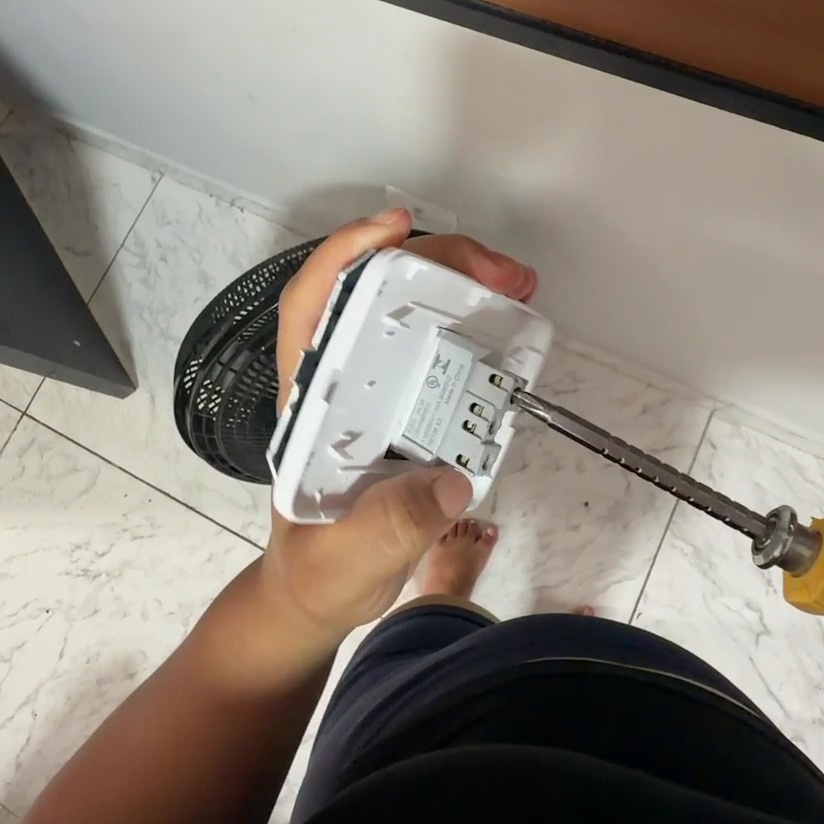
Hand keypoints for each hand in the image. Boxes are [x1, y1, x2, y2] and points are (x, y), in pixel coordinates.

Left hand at [258, 208, 537, 639]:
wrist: (320, 595)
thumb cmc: (316, 572)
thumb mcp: (345, 557)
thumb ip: (388, 525)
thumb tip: (447, 477)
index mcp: (310, 403)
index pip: (312, 307)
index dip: (344, 255)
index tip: (394, 229)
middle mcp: (340, 384)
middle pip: (372, 294)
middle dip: (431, 263)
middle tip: (498, 271)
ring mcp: (373, 393)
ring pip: (407, 313)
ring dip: (456, 285)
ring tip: (512, 284)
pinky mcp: (405, 411)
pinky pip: (436, 350)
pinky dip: (470, 327)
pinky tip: (504, 327)